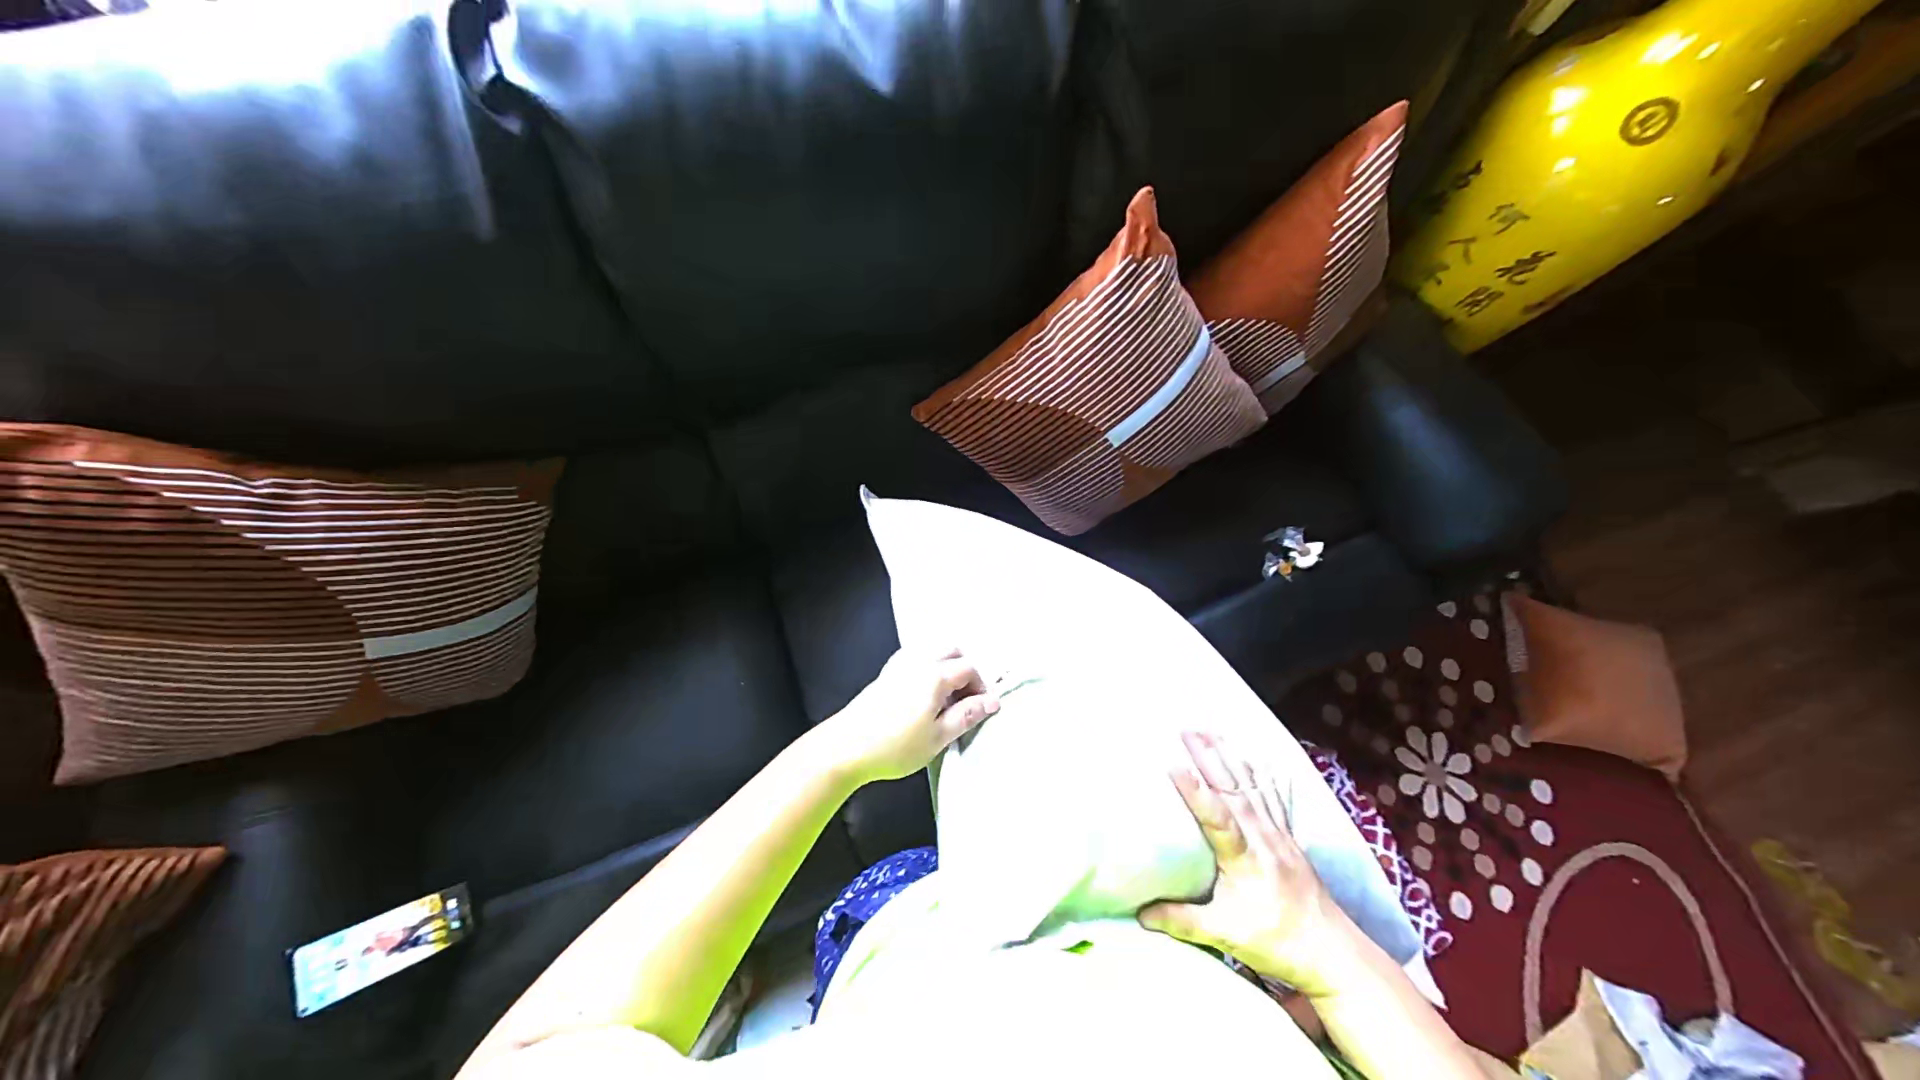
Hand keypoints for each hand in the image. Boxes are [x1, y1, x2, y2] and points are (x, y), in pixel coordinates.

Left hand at [815, 648, 1000, 785]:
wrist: (846, 747)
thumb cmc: (893, 746)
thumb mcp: (938, 737)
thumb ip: (967, 716)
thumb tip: (990, 702)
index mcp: (934, 675)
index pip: (970, 669)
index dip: (981, 687)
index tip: (981, 709)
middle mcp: (918, 661)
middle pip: (953, 651)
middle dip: (965, 671)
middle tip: (966, 700)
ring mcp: (899, 664)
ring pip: (933, 652)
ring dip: (947, 668)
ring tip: (946, 700)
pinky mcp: (886, 673)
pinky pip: (916, 659)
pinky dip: (928, 668)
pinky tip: (924, 695)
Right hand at [1137, 731, 1359, 997]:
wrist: (1335, 954)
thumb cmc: (1279, 943)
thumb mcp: (1226, 936)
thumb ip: (1182, 921)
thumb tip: (1141, 914)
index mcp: (1245, 859)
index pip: (1218, 818)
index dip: (1196, 791)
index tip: (1174, 764)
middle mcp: (1263, 839)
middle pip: (1233, 790)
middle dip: (1209, 757)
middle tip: (1186, 730)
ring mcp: (1279, 836)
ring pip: (1251, 786)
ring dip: (1230, 756)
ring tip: (1211, 731)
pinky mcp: (1289, 839)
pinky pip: (1273, 797)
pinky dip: (1262, 774)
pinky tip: (1256, 757)